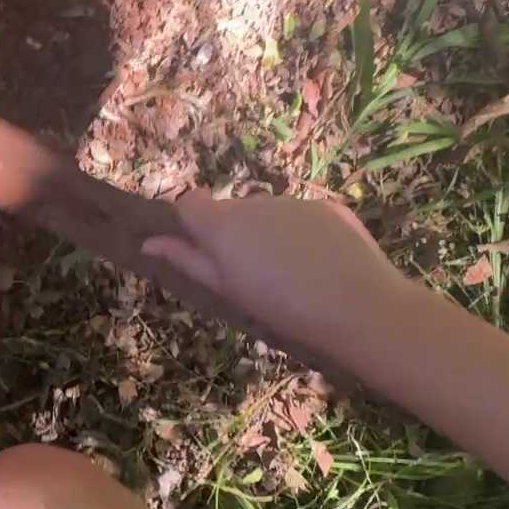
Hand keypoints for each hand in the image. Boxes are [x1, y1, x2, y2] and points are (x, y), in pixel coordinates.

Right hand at [142, 193, 413, 353]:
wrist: (359, 306)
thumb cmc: (279, 305)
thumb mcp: (225, 288)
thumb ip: (187, 259)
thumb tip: (148, 243)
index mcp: (222, 224)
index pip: (189, 202)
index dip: (190, 222)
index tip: (202, 248)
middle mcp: (254, 202)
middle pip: (230, 210)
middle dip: (233, 233)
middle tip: (249, 273)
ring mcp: (293, 202)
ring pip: (266, 213)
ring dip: (266, 233)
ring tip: (288, 273)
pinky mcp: (328, 207)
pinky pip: (300, 216)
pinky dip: (300, 234)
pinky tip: (317, 264)